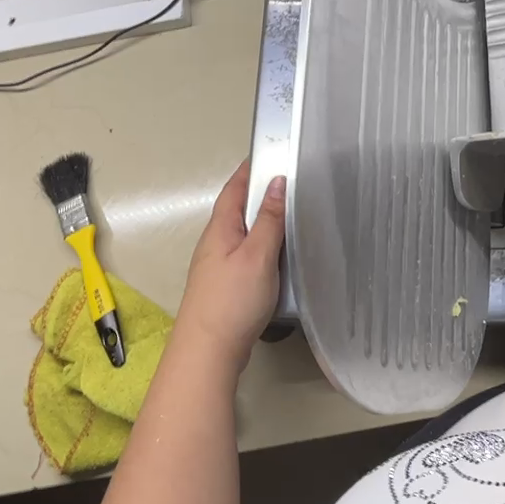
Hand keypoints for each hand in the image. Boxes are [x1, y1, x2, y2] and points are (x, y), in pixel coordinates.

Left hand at [174, 162, 285, 374]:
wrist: (209, 351)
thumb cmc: (233, 299)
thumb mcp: (258, 255)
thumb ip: (269, 219)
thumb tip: (278, 182)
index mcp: (221, 229)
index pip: (235, 188)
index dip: (251, 169)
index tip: (272, 152)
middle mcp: (216, 242)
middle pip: (239, 209)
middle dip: (262, 192)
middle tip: (294, 181)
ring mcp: (219, 265)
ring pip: (245, 233)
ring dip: (266, 220)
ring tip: (295, 213)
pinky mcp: (228, 285)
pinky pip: (248, 253)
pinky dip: (266, 244)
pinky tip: (283, 253)